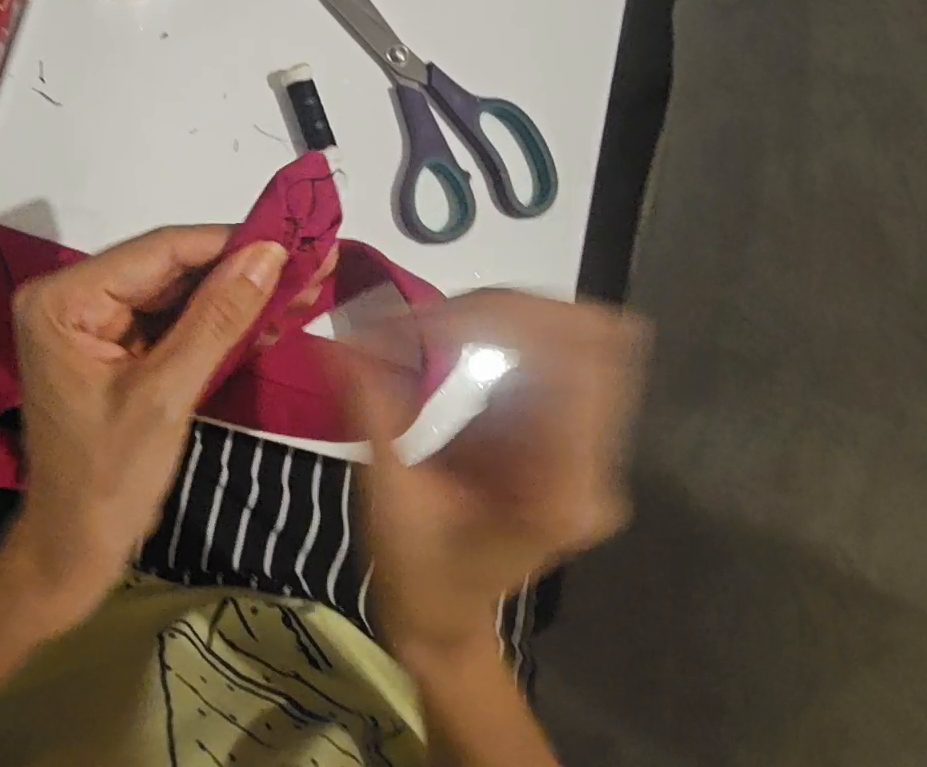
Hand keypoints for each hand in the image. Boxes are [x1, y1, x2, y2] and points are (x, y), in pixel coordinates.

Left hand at [0, 225, 329, 629]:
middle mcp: (69, 298)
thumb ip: (217, 319)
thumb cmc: (109, 481)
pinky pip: (169, 323)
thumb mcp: (166, 395)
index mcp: (61, 300)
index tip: (296, 236)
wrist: (72, 550)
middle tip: (312, 260)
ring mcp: (89, 322)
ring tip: (304, 285)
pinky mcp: (110, 347)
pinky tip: (267, 317)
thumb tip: (270, 253)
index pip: (157, 252)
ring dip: (235, 295)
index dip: (229, 242)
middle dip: (239, 269)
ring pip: (174, 294)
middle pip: (167, 268)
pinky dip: (215, 323)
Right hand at [328, 289, 648, 666]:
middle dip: (501, 310)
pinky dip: (490, 333)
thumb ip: (370, 412)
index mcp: (563, 485)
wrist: (444, 616)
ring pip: (571, 334)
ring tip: (422, 327)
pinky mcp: (558, 429)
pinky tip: (437, 342)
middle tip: (421, 319)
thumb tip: (334, 340)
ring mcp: (584, 442)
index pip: (581, 362)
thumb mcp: (389, 497)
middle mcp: (592, 458)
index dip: (507, 322)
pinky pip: (544, 352)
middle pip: (589, 335)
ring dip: (495, 317)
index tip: (421, 325)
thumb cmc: (418, 574)